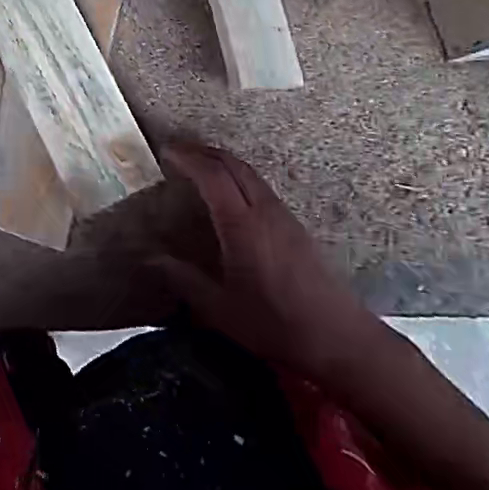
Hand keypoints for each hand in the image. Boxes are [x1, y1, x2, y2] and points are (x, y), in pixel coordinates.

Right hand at [154, 140, 382, 380]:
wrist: (338, 338)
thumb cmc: (275, 324)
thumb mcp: (220, 309)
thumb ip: (184, 279)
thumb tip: (150, 259)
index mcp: (243, 225)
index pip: (212, 175)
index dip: (188, 158)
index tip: (165, 151)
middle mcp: (265, 210)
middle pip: (233, 164)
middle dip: (203, 151)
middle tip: (177, 151)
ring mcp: (283, 215)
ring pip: (249, 172)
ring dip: (222, 161)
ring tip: (198, 166)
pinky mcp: (295, 225)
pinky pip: (259, 185)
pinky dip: (237, 175)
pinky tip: (228, 193)